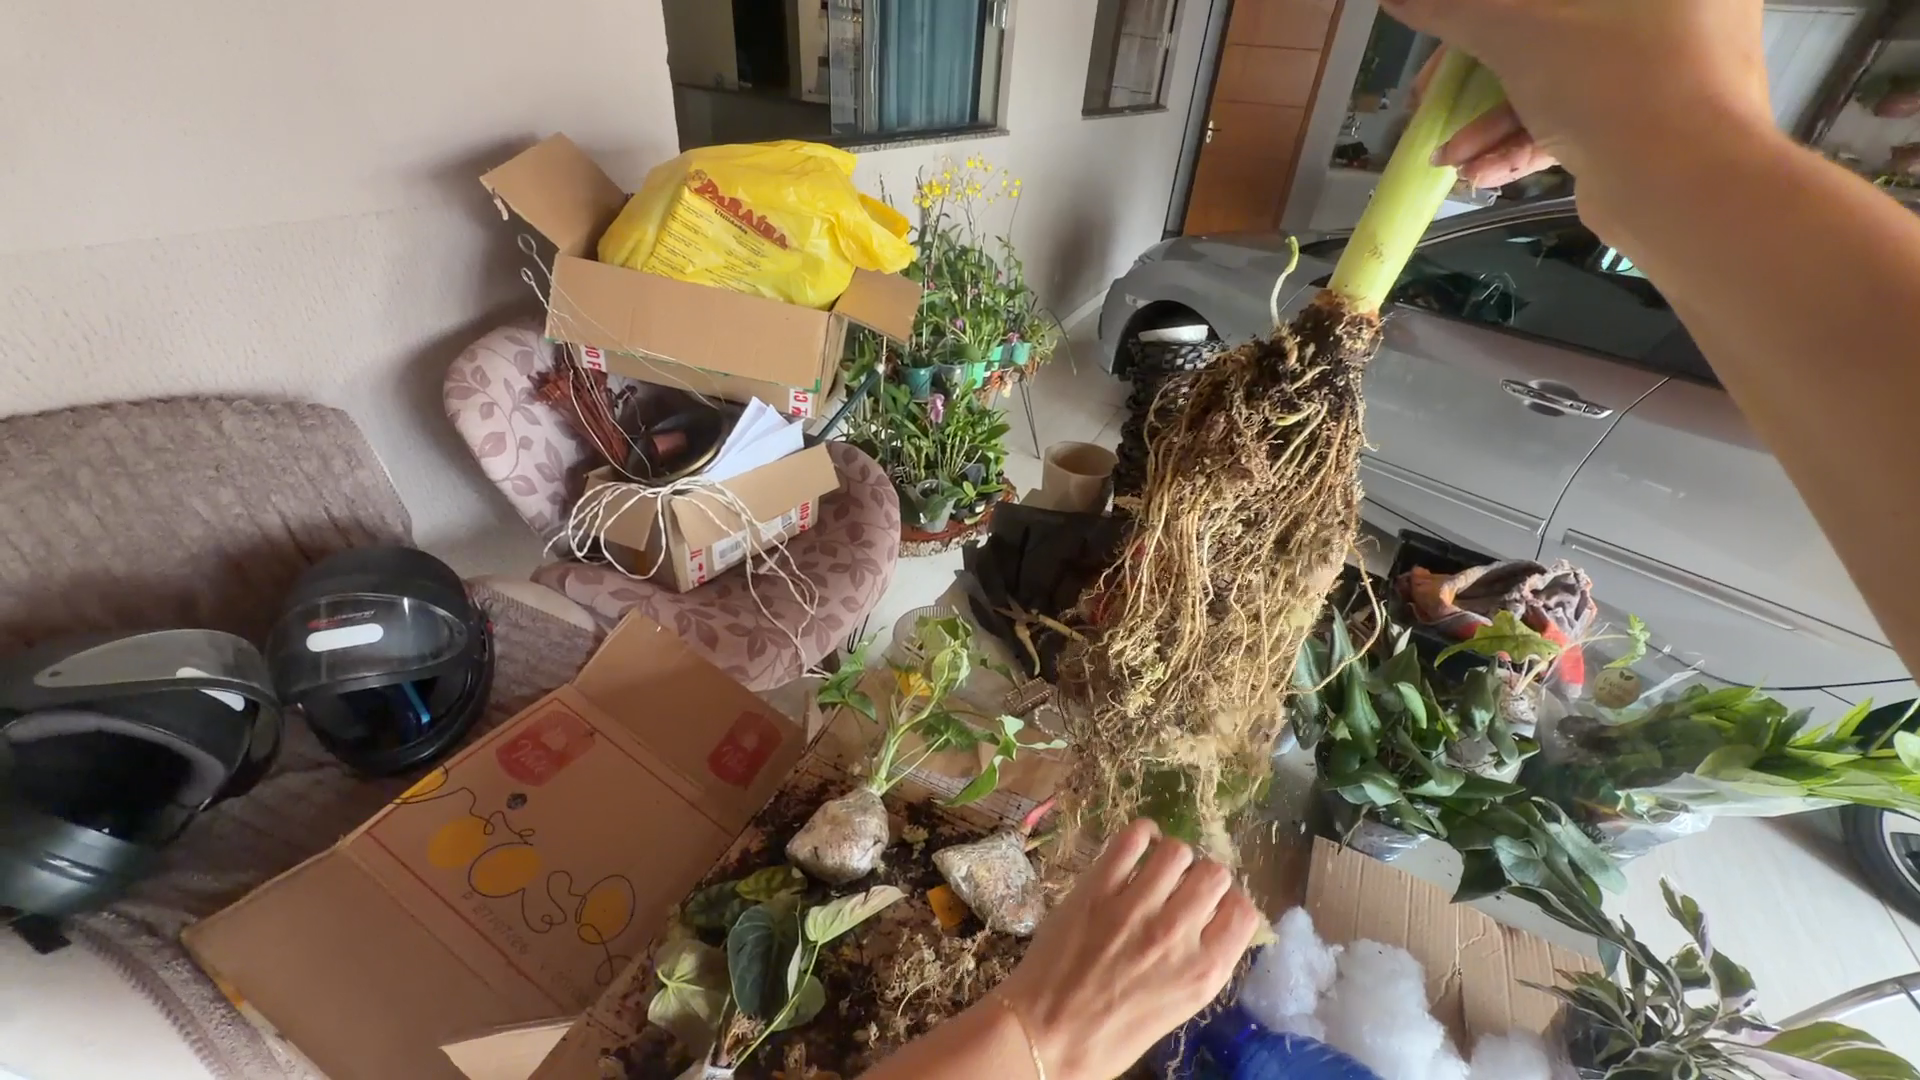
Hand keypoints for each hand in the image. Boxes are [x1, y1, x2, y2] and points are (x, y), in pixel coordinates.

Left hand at [991, 819, 1261, 1079]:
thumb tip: (1210, 917)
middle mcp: (1177, 934)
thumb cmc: (1113, 1032)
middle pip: (1214, 874)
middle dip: (1202, 875)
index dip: (1230, 901)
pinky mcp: (1098, 886)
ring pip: (1177, 850)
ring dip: (1172, 855)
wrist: (1049, 1032)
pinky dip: (1142, 832)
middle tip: (1182, 884)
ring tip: (1158, 866)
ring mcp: (1135, 906)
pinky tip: (1139, 842)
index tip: (1213, 902)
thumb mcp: (1177, 1005)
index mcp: (1203, 972)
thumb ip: (1199, 960)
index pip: (1243, 912)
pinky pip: (1132, 838)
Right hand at [1387, 0, 1774, 189]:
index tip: (1436, 68)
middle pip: (1544, 30)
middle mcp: (1669, 0)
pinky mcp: (1651, 108)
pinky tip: (1480, 173)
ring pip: (1556, 78)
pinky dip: (1524, 141)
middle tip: (1431, 115)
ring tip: (1451, 161)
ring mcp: (1667, 56)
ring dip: (1489, 125)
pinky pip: (1577, 112)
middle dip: (1476, 87)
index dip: (1476, 22)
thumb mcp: (1520, 36)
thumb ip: (1457, 11)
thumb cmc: (1614, 82)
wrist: (1682, 178)